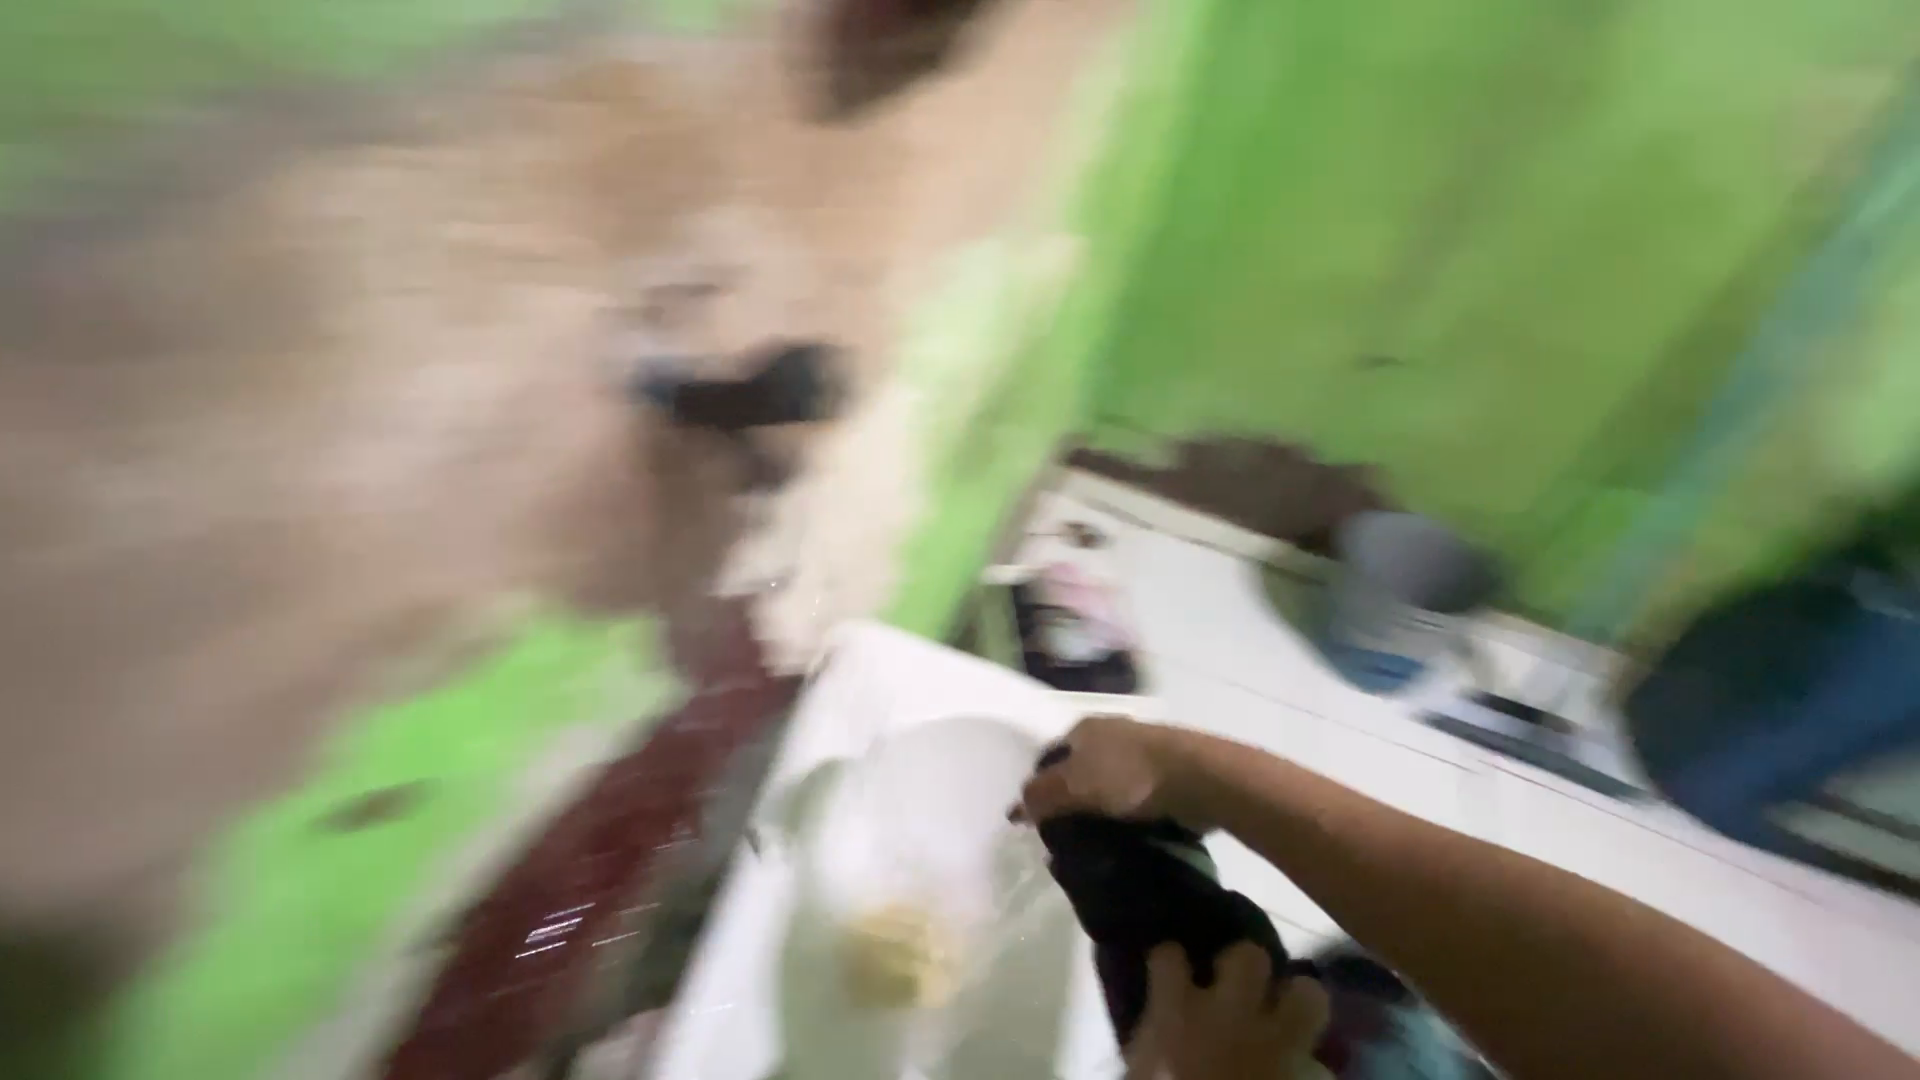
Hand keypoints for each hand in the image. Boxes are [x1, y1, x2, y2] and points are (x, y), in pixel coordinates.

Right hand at [1013, 714, 1206, 826]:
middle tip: (1066, 838)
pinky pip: (1134, 800)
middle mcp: (1109, 734)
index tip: (1040, 823)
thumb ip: (1039, 796)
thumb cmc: (1127, 774)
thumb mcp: (1071, 786)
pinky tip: (1126, 839)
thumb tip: (1015, 810)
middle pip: (1078, 772)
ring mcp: (1140, 752)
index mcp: (1082, 727)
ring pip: (1107, 787)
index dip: (1040, 788)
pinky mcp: (1165, 775)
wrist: (1198, 777)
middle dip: (1070, 803)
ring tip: (1096, 846)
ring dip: (1100, 812)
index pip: (1048, 758)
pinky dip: (1127, 818)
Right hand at [1126, 942, 1328, 1079]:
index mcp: (1176, 1014)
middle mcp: (1229, 1015)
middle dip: (1243, 965)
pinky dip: (1310, 1066)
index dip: (1168, 961)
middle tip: (1234, 985)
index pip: (1168, 955)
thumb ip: (1149, 1045)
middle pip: (1248, 956)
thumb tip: (1157, 1034)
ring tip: (1284, 1013)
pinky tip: (1297, 1069)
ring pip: (1308, 996)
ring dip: (1296, 1001)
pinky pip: (1320, 1066)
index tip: (1170, 971)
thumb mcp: (1139, 1075)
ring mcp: (1275, 1048)